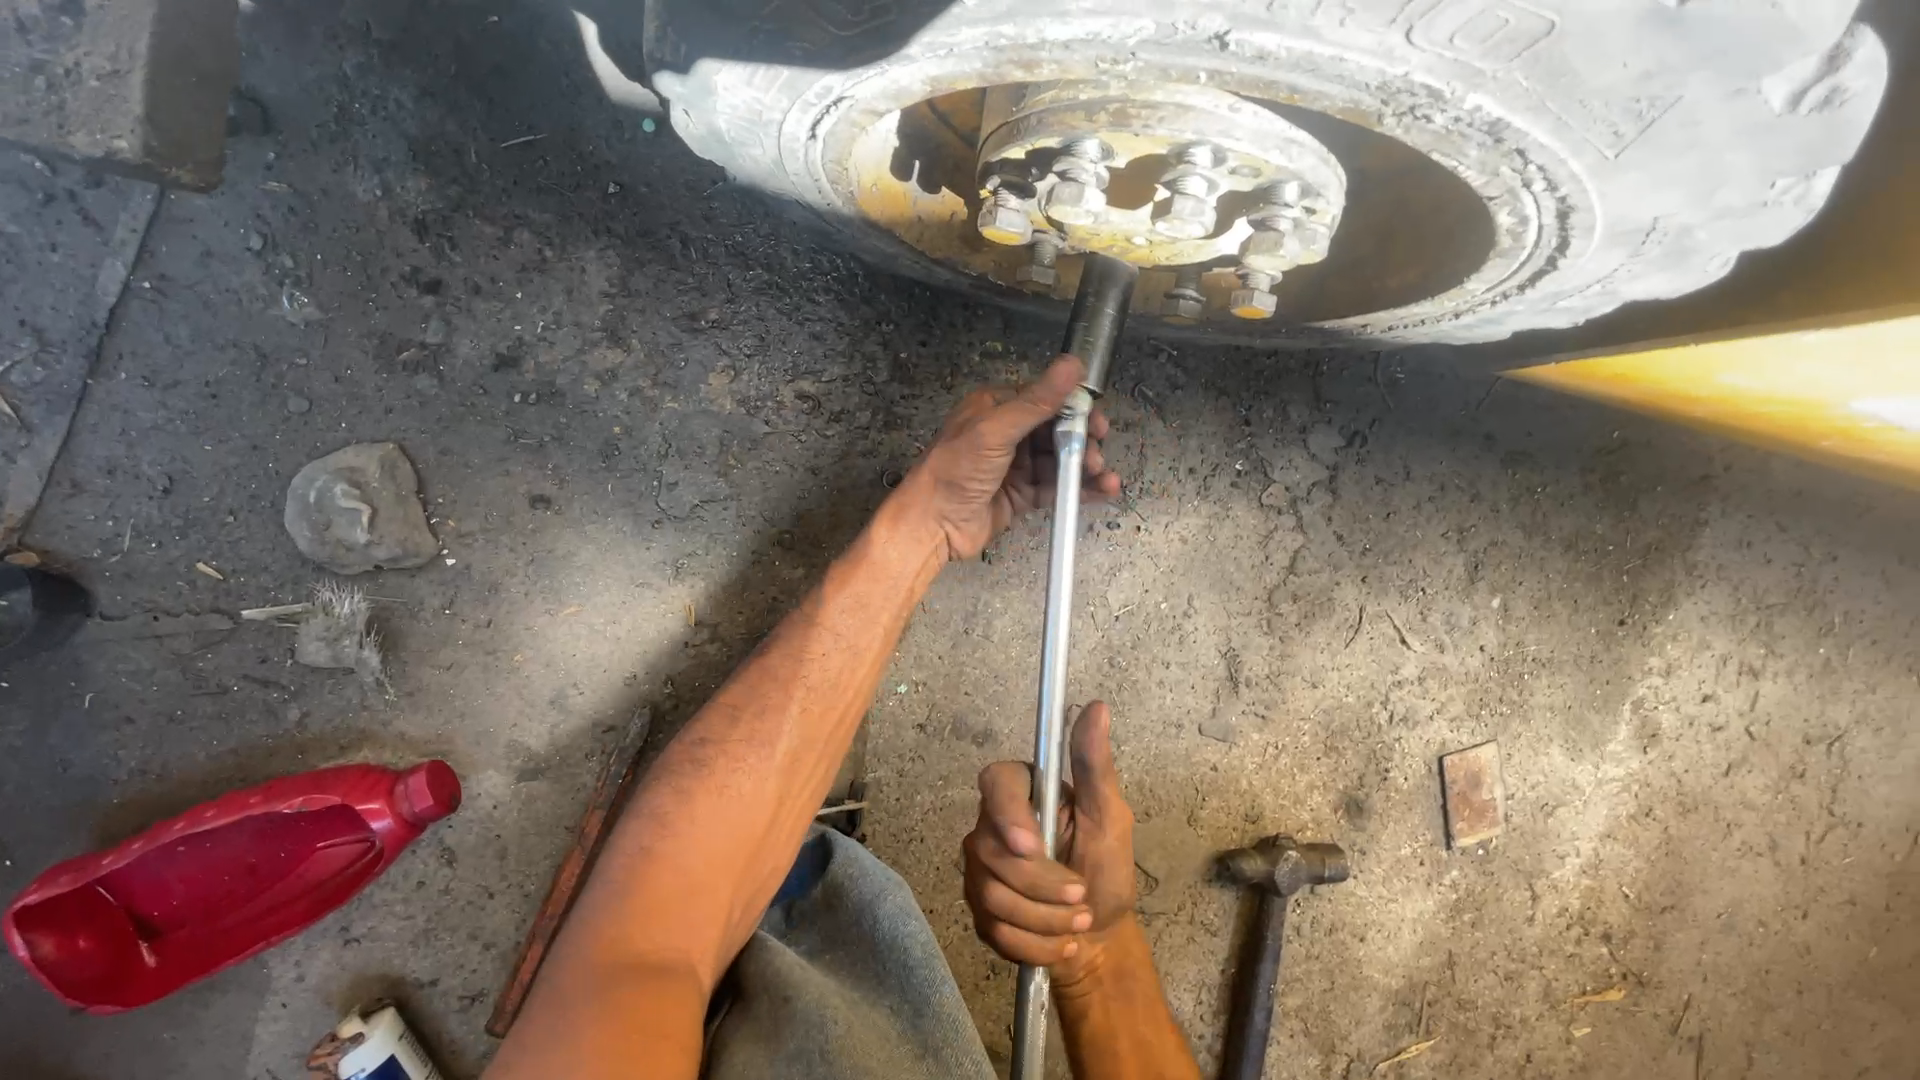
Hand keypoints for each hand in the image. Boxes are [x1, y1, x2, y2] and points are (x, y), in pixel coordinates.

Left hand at [892, 356, 1120, 561]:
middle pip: (1056, 431)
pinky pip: (1056, 488)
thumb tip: (1071, 365)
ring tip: (1102, 475)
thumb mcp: (995, 430)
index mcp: (995, 409)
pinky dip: (1079, 490)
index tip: (1095, 420)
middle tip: (1096, 452)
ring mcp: (1014, 466)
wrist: (933, 524)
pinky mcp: (1021, 495)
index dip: (1072, 409)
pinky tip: (1101, 491)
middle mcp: (1006, 434)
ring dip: (1084, 466)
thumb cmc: (954, 471)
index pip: (1043, 400)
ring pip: (1060, 461)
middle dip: (1081, 441)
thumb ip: (1037, 401)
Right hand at [962, 702, 1135, 985]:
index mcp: (1024, 793)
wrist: (1100, 937)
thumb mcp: (1110, 817)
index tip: (1032, 846)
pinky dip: (1034, 945)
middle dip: (1044, 887)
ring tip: (1077, 922)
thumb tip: (1098, 707)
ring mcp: (980, 870)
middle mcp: (992, 826)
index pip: (994, 783)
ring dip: (1044, 921)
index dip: (1007, 815)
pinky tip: (1059, 942)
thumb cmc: (1108, 868)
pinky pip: (993, 930)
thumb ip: (1096, 765)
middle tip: (1082, 897)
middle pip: (993, 852)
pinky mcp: (978, 910)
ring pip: (991, 896)